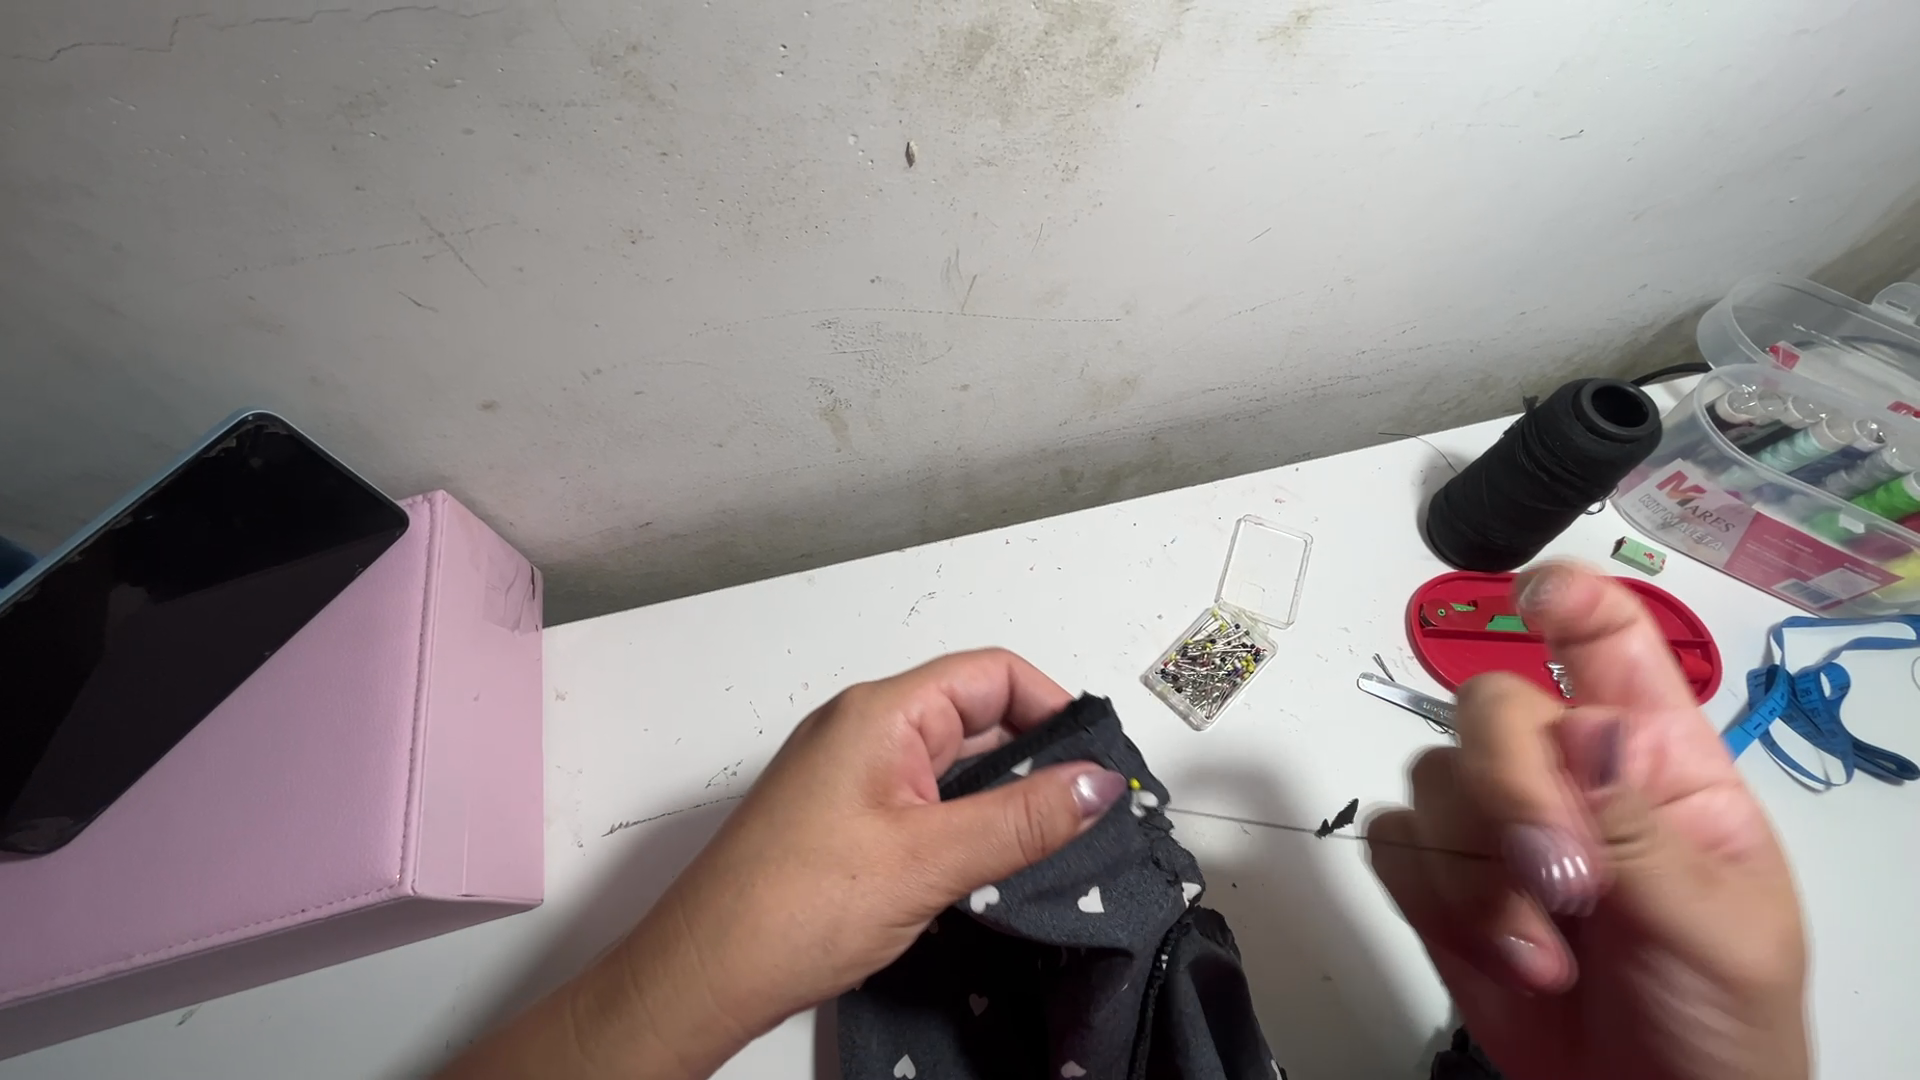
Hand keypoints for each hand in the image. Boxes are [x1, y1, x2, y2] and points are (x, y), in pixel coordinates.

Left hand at [442, 649, 1125, 1079]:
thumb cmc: (801, 904)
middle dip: (1035, 754)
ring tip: (1053, 837)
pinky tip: (995, 855)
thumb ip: (1023, 819)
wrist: (704, 974)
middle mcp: (869, 725)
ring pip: (954, 758)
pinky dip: (967, 815)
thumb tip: (1100, 782)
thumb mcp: (930, 859)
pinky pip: (928, 792)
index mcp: (883, 710)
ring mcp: (856, 767)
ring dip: (1002, 791)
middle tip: (1086, 808)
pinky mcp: (850, 808)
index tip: (1092, 761)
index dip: (1050, 705)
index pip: (990, 674)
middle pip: (975, 712)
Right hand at [1367, 562, 1808, 1079]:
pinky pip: (1389, 838)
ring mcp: (1486, 818)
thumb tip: (1597, 725)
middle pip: (1485, 706)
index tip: (1535, 596)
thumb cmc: (1718, 1020)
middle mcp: (1556, 770)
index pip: (1607, 643)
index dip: (1569, 601)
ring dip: (1475, 870)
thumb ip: (1649, 833)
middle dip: (1506, 786)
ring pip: (1428, 778)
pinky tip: (1493, 947)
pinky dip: (1432, 896)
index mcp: (1651, 761)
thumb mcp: (1720, 934)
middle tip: (1555, 874)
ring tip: (1538, 947)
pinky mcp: (1431, 867)